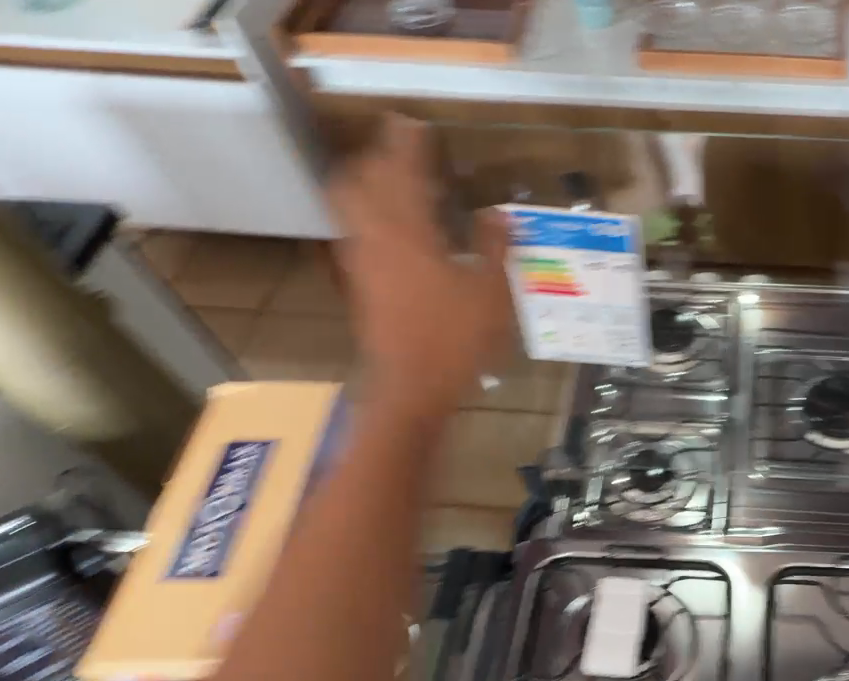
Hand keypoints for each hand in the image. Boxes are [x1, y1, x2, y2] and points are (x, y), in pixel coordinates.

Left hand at [328, 115, 515, 428]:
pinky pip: (355, 235)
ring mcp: (361, 261)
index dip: (406, 143)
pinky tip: (393, 235)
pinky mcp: (359, 285)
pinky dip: (368, 220)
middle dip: (375, 160)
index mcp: (409, 230)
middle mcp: (375, 237)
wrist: (412, 388)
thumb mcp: (489, 293)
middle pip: (358, 180)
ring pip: (349, 206)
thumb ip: (494, 247)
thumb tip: (499, 213)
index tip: (415, 125)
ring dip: (366, 187)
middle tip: (399, 155)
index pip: (401, 170)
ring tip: (392, 187)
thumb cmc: (455, 340)